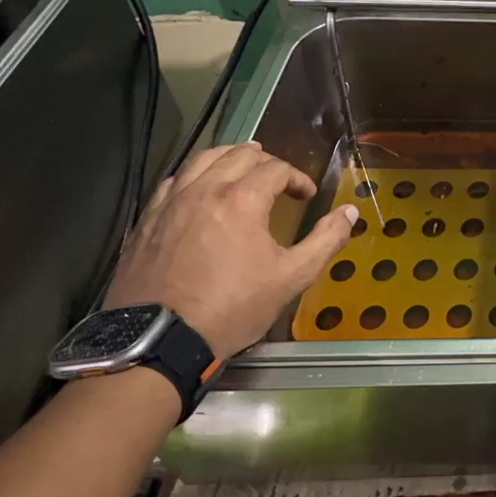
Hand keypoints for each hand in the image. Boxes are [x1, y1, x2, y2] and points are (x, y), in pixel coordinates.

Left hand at [103, 143, 356, 356]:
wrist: (159, 341)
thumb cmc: (232, 308)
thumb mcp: (291, 278)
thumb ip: (325, 241)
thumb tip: (349, 213)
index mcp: (242, 200)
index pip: (276, 169)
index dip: (297, 178)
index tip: (306, 196)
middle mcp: (204, 190)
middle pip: (238, 155)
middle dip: (265, 161)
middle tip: (278, 178)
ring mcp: (170, 204)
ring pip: (201, 160)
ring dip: (227, 157)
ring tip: (241, 165)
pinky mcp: (146, 221)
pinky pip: (172, 182)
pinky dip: (192, 176)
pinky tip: (198, 189)